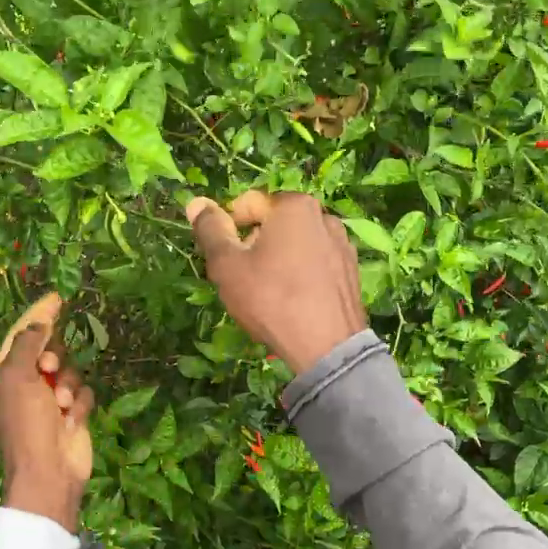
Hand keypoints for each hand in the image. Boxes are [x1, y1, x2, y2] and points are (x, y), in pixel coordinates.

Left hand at [0, 293, 94, 532]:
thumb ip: (27, 344)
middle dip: (53, 358)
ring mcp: (47, 403)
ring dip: (67, 385)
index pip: (19, 337)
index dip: (37, 316)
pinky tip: (71, 421)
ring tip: (61, 405)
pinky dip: (79, 405)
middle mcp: (22, 388)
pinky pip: (82, 393)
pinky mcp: (70, 416)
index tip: (57, 298)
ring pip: (68, 371)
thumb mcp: (16, 377)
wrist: (49, 473)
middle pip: (47, 352)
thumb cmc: (25, 423)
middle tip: (49, 369)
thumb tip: (38, 324)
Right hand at [186, 191, 367, 376]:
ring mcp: (342, 244)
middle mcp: (323, 216)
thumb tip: (196, 202)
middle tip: (243, 280)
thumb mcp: (227, 265)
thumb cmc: (270, 299)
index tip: (224, 261)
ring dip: (278, 261)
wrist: (326, 346)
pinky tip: (293, 302)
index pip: (247, 204)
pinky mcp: (351, 270)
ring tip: (269, 295)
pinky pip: (316, 264)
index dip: (228, 230)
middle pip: (274, 224)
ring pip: (296, 244)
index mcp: (293, 206)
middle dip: (254, 246)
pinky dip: (301, 275)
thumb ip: (210, 230)